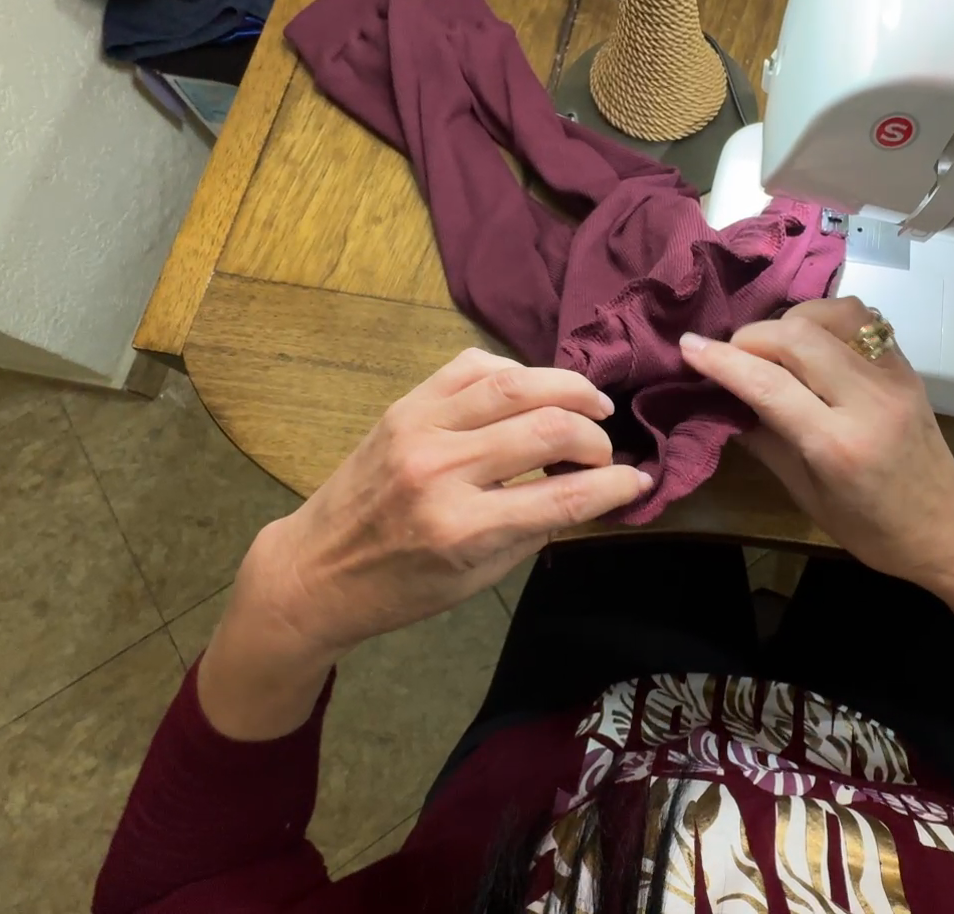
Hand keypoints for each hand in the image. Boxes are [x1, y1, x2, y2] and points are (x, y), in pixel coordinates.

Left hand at [233, 348, 651, 655]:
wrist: (313, 569)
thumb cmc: (402, 588)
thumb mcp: (480, 577)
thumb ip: (538, 526)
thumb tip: (593, 487)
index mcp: (463, 529)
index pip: (565, 495)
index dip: (616, 485)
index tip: (640, 480)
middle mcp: (442, 470)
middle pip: (548, 427)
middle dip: (595, 436)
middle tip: (606, 449)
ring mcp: (419, 428)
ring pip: (514, 384)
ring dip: (567, 388)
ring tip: (593, 403)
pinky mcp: (404, 405)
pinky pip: (472, 365)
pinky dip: (515, 372)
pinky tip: (532, 389)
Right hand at [679, 297, 953, 588]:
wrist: (947, 525)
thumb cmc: (871, 528)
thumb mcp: (806, 495)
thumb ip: (764, 440)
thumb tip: (725, 398)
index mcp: (838, 446)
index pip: (768, 385)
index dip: (721, 360)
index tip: (688, 346)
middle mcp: (869, 401)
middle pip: (798, 336)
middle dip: (751, 336)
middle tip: (731, 355)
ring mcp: (893, 377)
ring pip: (831, 314)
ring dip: (789, 320)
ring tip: (772, 346)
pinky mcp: (906, 365)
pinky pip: (859, 318)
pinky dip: (822, 319)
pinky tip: (808, 340)